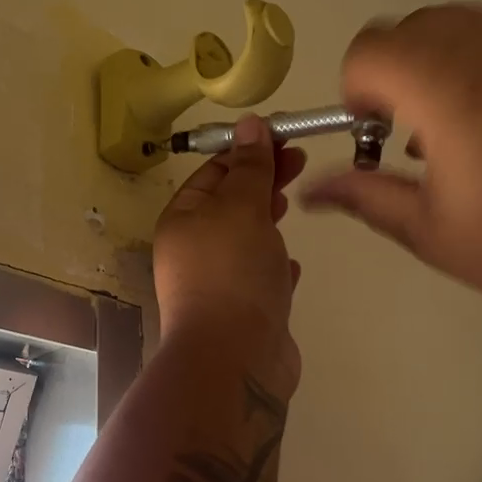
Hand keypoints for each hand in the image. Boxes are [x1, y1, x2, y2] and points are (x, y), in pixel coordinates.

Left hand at [153, 114, 305, 396]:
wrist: (234, 356)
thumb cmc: (231, 271)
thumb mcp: (241, 205)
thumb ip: (250, 166)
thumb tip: (248, 124)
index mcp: (182, 221)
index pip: (213, 174)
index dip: (248, 151)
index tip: (287, 137)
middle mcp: (193, 253)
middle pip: (229, 207)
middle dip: (262, 183)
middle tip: (299, 164)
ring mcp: (218, 286)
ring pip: (244, 244)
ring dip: (266, 225)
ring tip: (289, 208)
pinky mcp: (245, 315)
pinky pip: (259, 282)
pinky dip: (274, 269)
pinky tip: (291, 267)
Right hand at [301, 5, 481, 333]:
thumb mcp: (430, 231)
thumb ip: (364, 195)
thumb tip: (312, 190)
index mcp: (452, 88)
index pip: (370, 49)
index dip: (355, 92)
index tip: (372, 139)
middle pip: (414, 26)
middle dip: (392, 74)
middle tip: (407, 138)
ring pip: (465, 25)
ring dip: (438, 67)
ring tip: (459, 138)